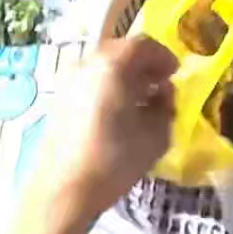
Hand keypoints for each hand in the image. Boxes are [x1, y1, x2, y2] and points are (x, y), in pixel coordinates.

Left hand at [29, 37, 178, 228]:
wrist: (65, 188)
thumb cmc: (115, 160)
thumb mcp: (156, 134)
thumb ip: (166, 106)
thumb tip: (161, 95)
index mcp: (112, 64)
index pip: (143, 45)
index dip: (164, 57)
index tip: (174, 75)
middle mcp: (86, 63)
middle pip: (120, 52)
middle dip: (143, 66)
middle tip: (159, 86)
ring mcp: (67, 80)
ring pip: (102, 67)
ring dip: (124, 77)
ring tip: (140, 102)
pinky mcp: (58, 99)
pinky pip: (88, 82)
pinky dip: (106, 88)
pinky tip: (117, 113)